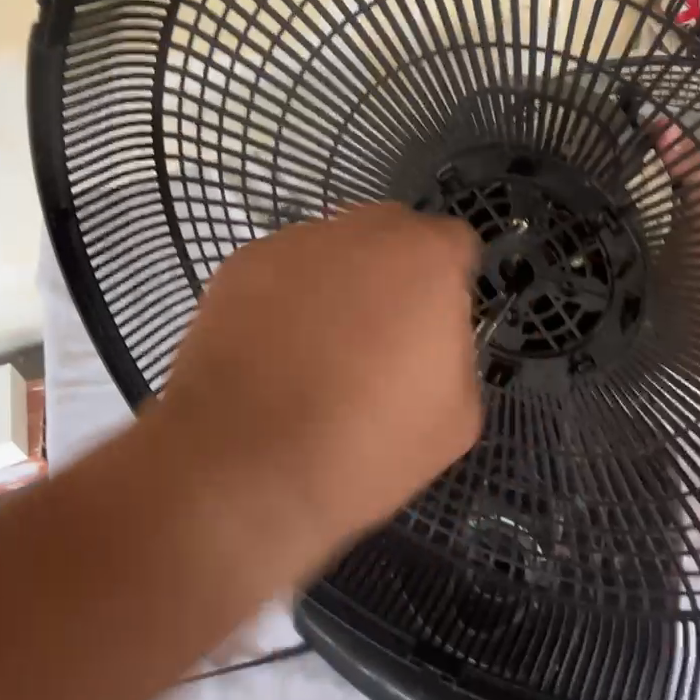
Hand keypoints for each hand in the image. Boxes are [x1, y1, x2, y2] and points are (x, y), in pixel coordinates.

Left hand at [149, 202, 483, 576]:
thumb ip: (457, 350)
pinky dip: (285, 301)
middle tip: (380, 339)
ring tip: (315, 353)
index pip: (457, 245)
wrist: (244, 468)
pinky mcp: (242, 264)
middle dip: (395, 276)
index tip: (434, 330)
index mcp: (427, 259)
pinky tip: (272, 355)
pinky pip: (282, 273)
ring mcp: (296, 242)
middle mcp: (364, 231)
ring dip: (338, 286)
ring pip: (335, 251)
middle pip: (394, 236)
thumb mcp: (458, 414)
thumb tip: (428, 338)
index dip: (451, 286)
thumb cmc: (367, 445)